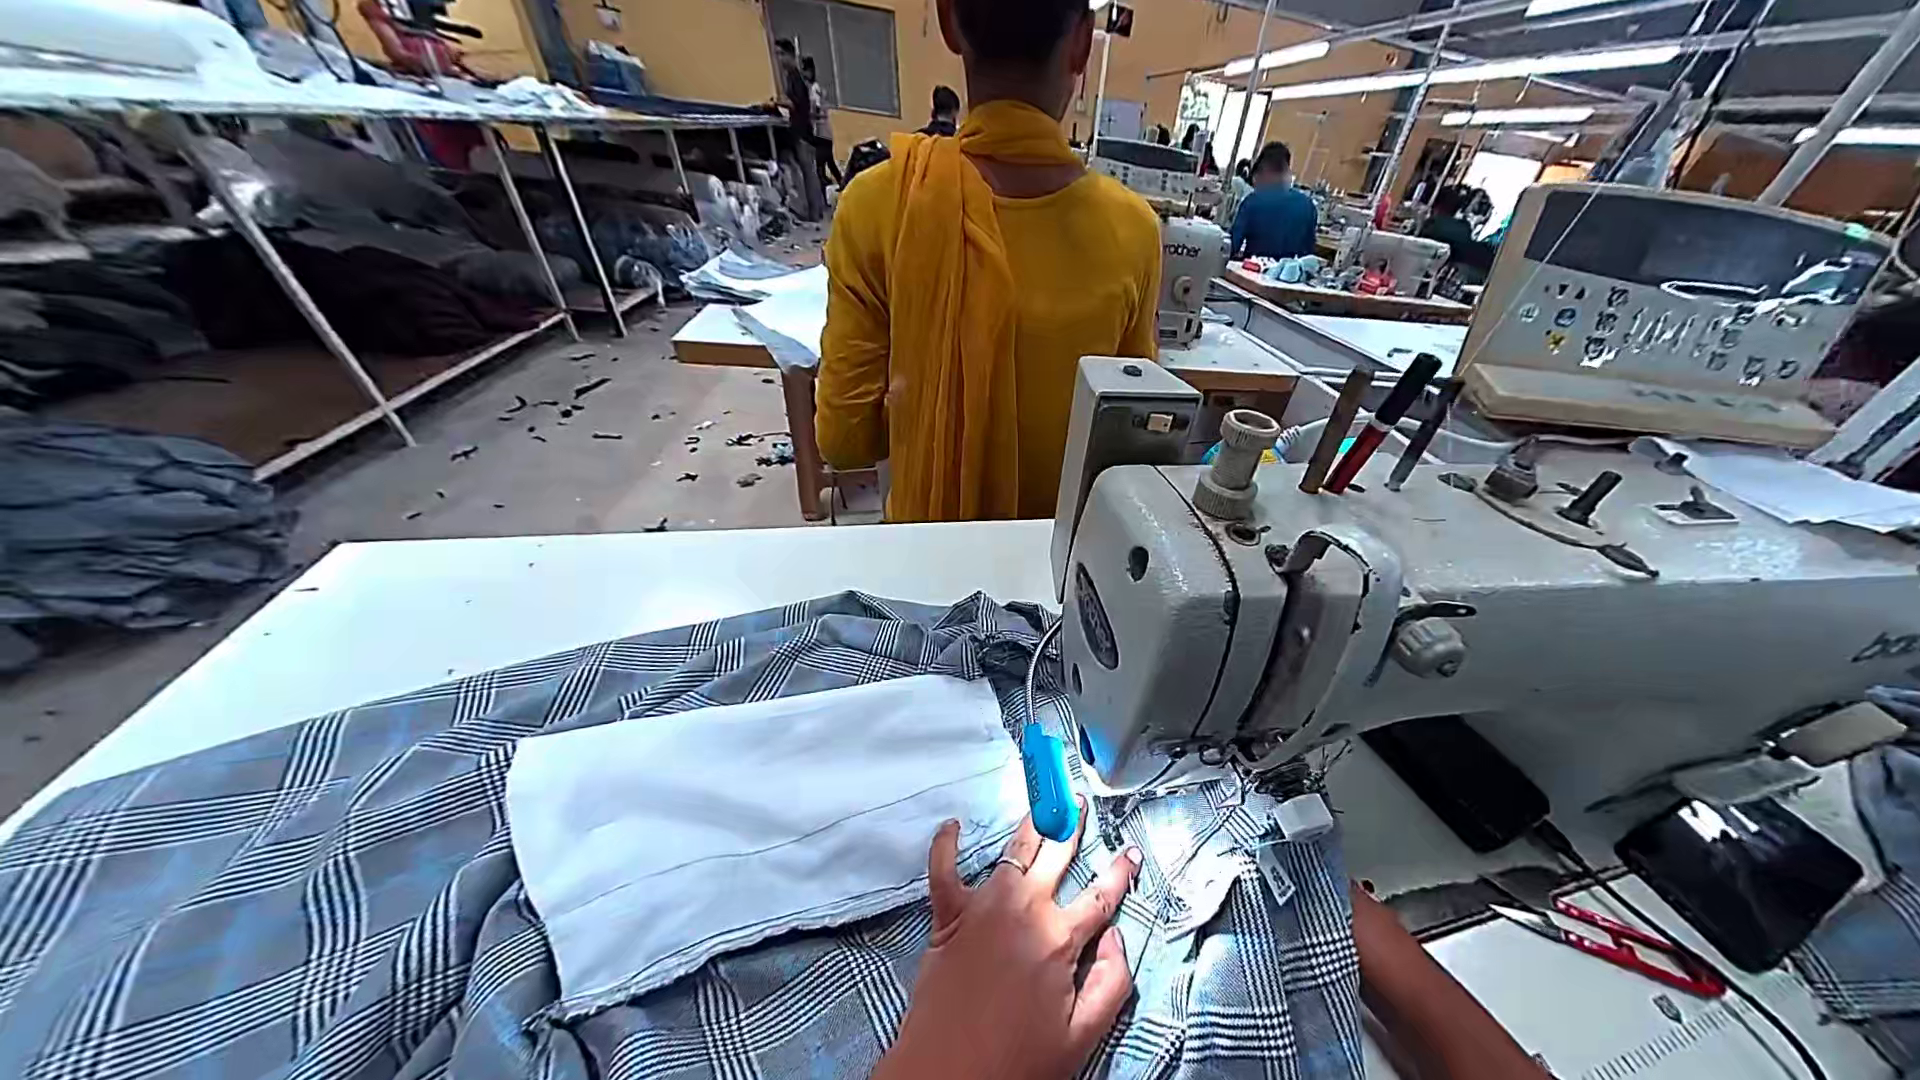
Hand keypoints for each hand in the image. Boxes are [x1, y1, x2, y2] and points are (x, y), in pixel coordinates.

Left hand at [873, 808, 1140, 1079]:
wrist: (951, 1074)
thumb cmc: (1017, 1061)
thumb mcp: (1083, 1036)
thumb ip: (1112, 983)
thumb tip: (1118, 938)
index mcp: (1060, 938)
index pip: (1100, 896)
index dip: (1119, 873)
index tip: (1129, 852)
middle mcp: (1024, 909)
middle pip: (1056, 856)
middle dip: (1072, 827)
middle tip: (1079, 805)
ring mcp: (985, 905)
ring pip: (1012, 852)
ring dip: (1029, 825)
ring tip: (1042, 806)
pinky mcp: (949, 913)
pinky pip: (943, 869)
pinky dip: (945, 844)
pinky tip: (951, 825)